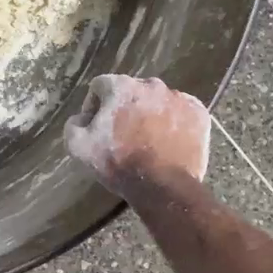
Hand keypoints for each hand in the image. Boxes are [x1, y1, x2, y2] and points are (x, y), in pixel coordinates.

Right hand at [64, 75, 209, 192]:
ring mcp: (178, 98)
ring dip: (149, 113)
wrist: (163, 187)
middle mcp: (150, 85)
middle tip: (123, 134)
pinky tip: (168, 140)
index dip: (95, 106)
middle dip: (125, 108)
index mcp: (120, 86)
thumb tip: (82, 118)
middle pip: (131, 91)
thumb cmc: (118, 163)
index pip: (100, 86)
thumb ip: (74, 123)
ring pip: (157, 100)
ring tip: (148, 139)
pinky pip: (180, 111)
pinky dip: (174, 121)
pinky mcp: (199, 114)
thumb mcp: (77, 145)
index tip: (97, 127)